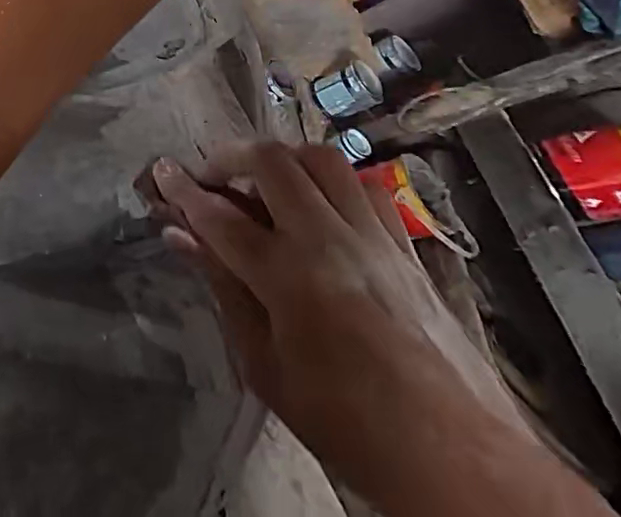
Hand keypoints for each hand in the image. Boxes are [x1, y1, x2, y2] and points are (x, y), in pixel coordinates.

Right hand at [150, 145, 582, 514]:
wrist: (459, 461)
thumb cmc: (346, 423)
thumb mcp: (265, 366)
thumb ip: (223, 288)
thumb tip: (181, 237)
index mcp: (290, 276)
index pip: (220, 215)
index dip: (182, 190)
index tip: (160, 171)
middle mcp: (332, 241)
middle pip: (272, 163)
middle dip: (228, 157)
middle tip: (209, 179)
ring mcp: (376, 239)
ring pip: (322, 160)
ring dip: (281, 160)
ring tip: (259, 184)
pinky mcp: (406, 248)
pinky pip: (364, 187)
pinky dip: (329, 182)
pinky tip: (314, 205)